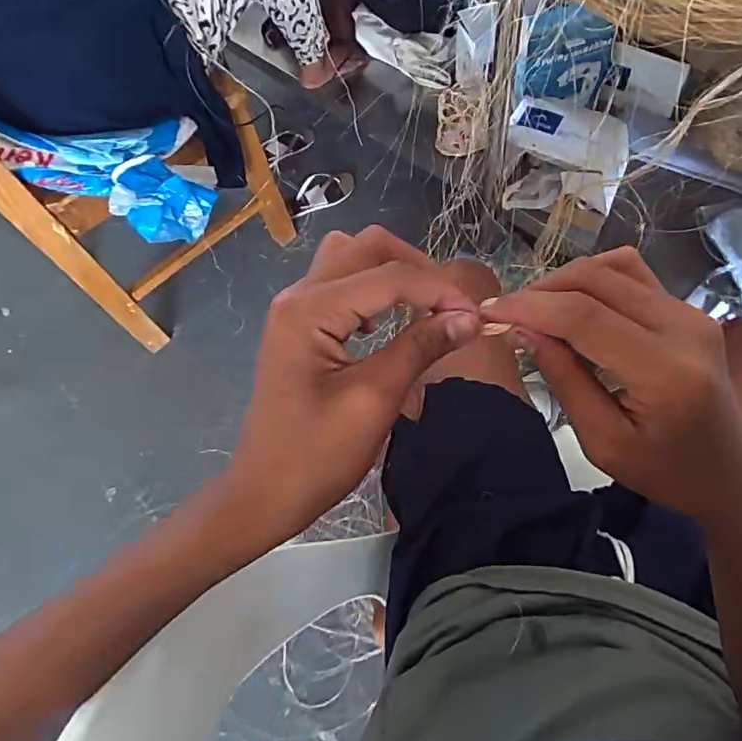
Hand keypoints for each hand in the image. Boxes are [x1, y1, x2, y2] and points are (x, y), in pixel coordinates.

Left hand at [226, 226, 479, 544]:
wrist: (263, 493)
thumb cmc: (316, 455)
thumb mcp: (375, 400)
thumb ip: (420, 348)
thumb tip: (469, 318)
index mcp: (310, 310)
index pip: (389, 276)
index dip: (440, 290)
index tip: (477, 316)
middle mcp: (298, 295)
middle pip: (367, 247)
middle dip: (417, 268)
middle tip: (452, 306)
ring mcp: (294, 307)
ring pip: (352, 257)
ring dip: (393, 271)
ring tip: (425, 306)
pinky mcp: (298, 323)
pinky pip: (341, 283)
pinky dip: (373, 289)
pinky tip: (387, 322)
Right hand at [480, 247, 741, 522]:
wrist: (730, 472)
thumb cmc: (667, 472)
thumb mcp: (604, 443)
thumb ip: (565, 379)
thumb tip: (524, 328)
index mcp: (666, 373)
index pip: (584, 316)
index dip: (529, 307)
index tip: (488, 311)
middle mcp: (684, 329)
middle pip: (596, 280)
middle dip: (541, 290)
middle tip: (507, 314)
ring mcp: (691, 312)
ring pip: (612, 267)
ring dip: (565, 281)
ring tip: (537, 310)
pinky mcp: (688, 308)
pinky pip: (631, 274)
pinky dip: (593, 279)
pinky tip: (574, 304)